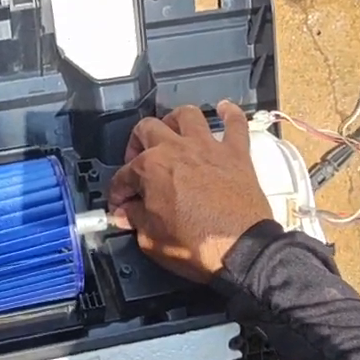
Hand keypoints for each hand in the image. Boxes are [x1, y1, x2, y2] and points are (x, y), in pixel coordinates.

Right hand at [107, 101, 272, 282]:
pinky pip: (235, 123)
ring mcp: (208, 147)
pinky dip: (229, 113)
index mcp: (151, 168)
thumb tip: (128, 213)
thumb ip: (136, 220)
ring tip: (171, 133)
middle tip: (138, 162)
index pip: (123, 176)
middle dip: (136, 144)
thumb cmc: (196, 245)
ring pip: (186, 114)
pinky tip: (223, 108)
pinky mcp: (236, 154)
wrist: (241, 251)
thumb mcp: (152, 240)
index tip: (121, 205)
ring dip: (174, 120)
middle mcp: (177, 149)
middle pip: (147, 129)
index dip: (118, 192)